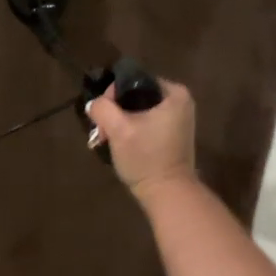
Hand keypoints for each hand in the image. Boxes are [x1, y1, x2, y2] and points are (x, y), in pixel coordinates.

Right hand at [87, 78, 198, 202]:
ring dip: (121, 123)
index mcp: (174, 93)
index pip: (134, 81)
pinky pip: (147, 124)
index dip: (113, 95)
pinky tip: (120, 146)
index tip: (102, 116)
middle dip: (116, 112)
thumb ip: (102, 108)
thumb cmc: (146, 158)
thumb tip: (94, 104)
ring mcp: (178, 120)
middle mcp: (181, 102)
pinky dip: (133, 132)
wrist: (168, 195)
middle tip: (102, 132)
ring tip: (107, 140)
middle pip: (136, 96)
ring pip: (139, 111)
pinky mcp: (173, 136)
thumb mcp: (118, 129)